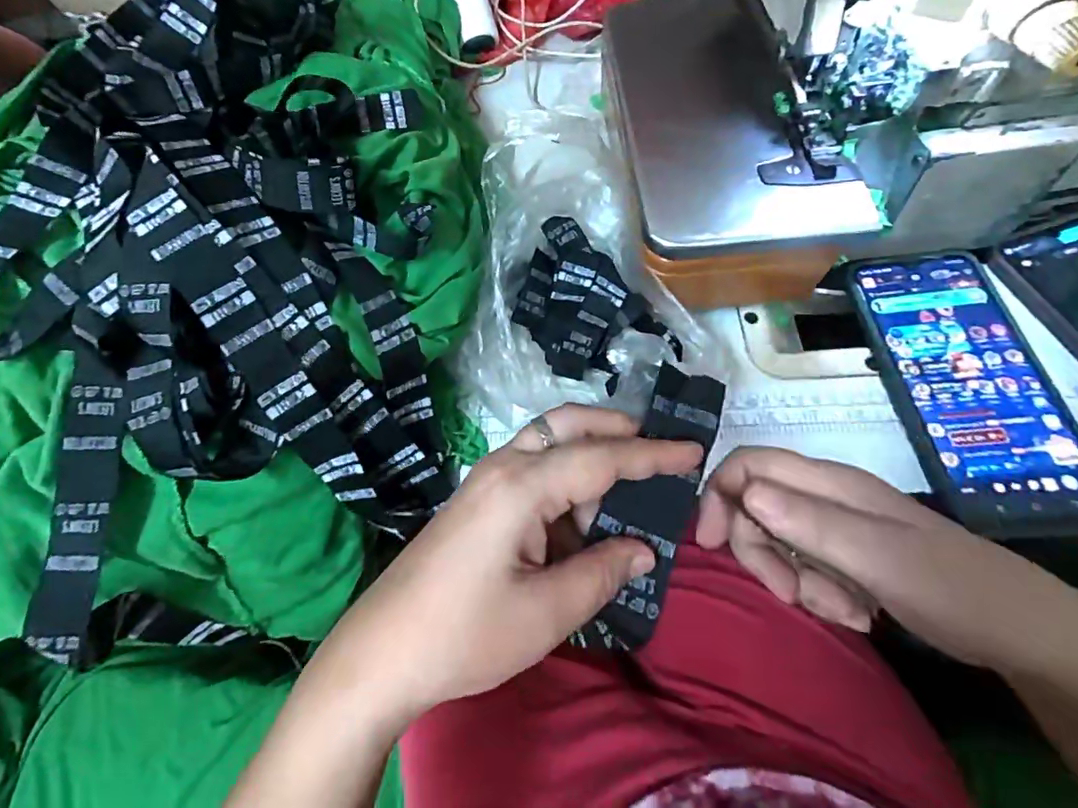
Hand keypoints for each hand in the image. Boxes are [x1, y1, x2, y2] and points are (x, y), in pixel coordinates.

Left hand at [304, 406, 703, 727]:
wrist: (382, 650)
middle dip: (615, 430)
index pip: (600, 457)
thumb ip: (602, 573)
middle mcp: (502, 467)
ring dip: (590, 463)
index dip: (652, 455)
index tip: (694, 450)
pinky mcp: (477, 502)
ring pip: (548, 448)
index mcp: (521, 485)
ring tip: (630, 500)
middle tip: (660, 450)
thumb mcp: (546, 613)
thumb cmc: (466, 633)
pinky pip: (531, 474)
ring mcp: (484, 482)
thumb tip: (643, 549)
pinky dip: (564, 486)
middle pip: (566, 427)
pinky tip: (584, 524)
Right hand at [695, 446, 1077, 675]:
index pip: (748, 464)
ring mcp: (838, 527)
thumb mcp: (876, 556)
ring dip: (795, 580)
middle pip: (756, 507)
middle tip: (788, 593)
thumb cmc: (949, 585)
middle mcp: (825, 496)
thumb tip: (745, 493)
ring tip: (842, 610)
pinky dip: (819, 592)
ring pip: (779, 542)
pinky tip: (856, 614)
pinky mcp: (849, 556)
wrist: (1021, 632)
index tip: (713, 544)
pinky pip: (807, 567)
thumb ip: (809, 522)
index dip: (720, 495)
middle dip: (760, 552)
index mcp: (828, 482)